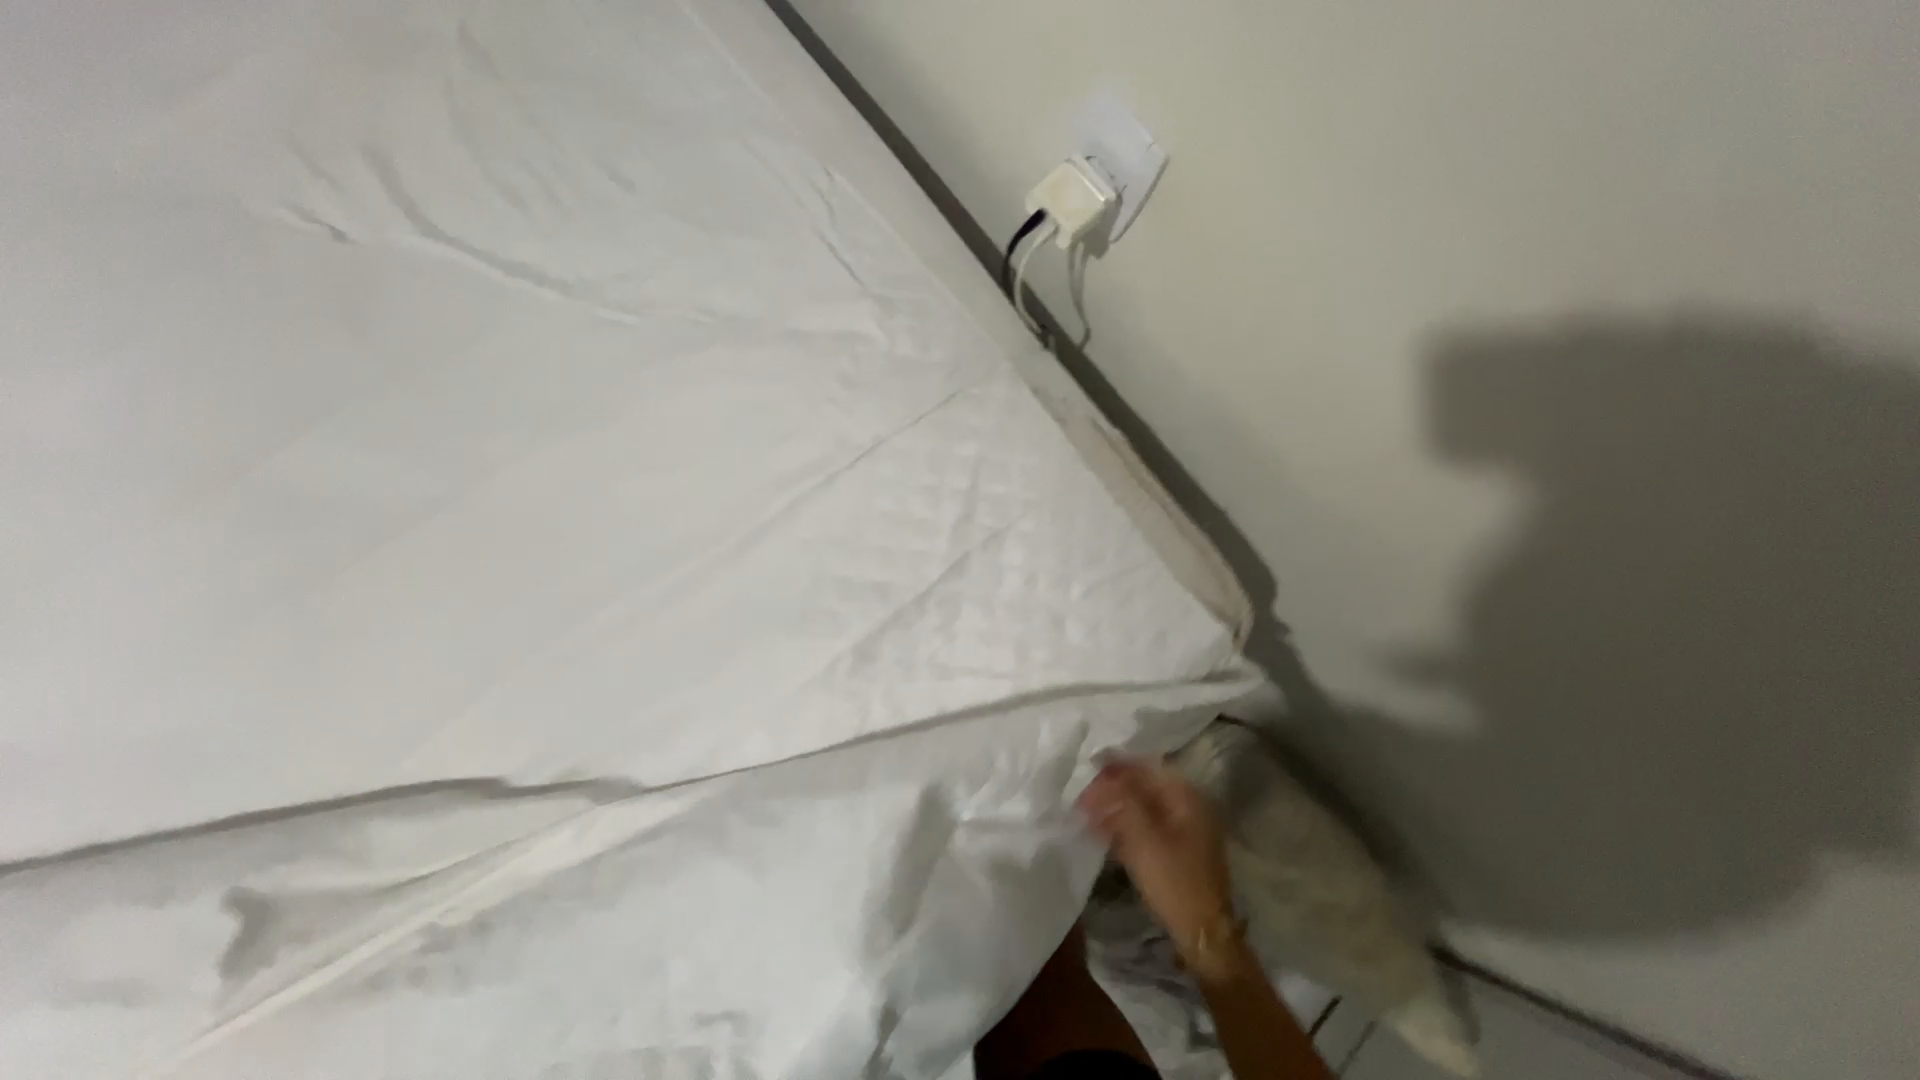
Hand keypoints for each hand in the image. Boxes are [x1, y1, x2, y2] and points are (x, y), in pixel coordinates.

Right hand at [1076, 756, 1235, 954]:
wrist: (1201, 932)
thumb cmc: (1173, 879)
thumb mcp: (1144, 836)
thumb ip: (1124, 798)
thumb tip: (1106, 771)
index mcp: (1186, 797)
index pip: (1146, 768)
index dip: (1116, 766)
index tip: (1087, 765)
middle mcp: (1189, 807)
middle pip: (1144, 788)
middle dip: (1112, 789)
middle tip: (1081, 796)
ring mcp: (1185, 831)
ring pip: (1143, 809)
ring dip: (1115, 809)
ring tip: (1084, 815)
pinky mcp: (1178, 852)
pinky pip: (1147, 829)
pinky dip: (1125, 828)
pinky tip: (1102, 834)